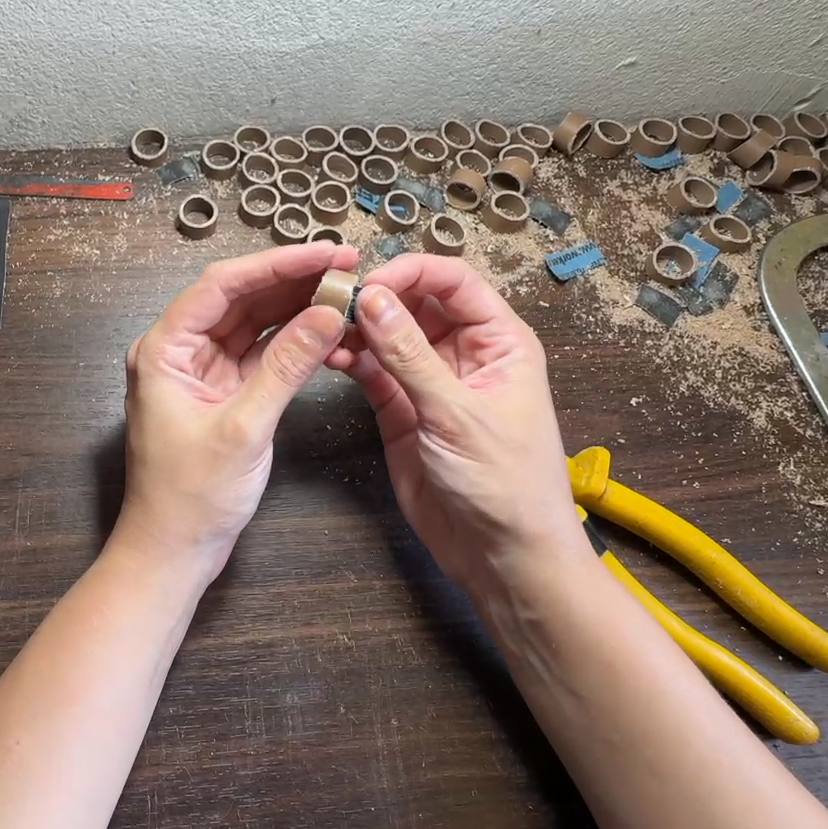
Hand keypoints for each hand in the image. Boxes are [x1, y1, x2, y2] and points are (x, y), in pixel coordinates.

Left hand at [118, 242, 357, 574]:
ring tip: (344, 288)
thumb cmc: (191, 497)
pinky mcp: (222, 391)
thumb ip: (285, 367)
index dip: (275, 264)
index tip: (324, 253)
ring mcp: (201, 370)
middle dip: (290, 280)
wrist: (174, 551)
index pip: (221, 286)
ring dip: (294, 306)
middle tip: (346, 265)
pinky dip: (291, 341)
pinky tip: (325, 327)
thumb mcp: (243, 428)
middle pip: (238, 298)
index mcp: (164, 349)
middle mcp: (179, 350)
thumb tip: (327, 313)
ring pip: (251, 322)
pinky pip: (259, 353)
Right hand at [326, 254, 582, 580]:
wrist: (500, 555)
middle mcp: (462, 353)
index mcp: (498, 342)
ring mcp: (427, 382)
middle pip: (416, 303)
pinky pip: (372, 371)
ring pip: (388, 335)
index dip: (411, 273)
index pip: (454, 283)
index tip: (368, 283)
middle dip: (377, 298)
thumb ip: (410, 355)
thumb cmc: (503, 482)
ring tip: (324, 328)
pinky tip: (328, 357)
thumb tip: (372, 298)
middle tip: (334, 303)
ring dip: (357, 328)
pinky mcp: (399, 409)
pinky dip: (349, 360)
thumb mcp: (457, 414)